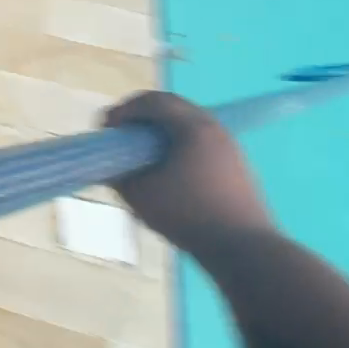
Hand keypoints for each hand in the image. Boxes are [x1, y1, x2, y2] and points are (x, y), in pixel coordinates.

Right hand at [104, 91, 274, 250]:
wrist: (241, 246)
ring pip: (187, 121)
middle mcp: (214, 127)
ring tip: (139, 150)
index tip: (106, 129)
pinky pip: (198, 137)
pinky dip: (175, 140)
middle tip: (119, 133)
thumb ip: (118, 174)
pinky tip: (164, 165)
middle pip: (172, 105)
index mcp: (192, 128)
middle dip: (140, 114)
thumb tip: (111, 164)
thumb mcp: (139, 194)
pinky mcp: (233, 162)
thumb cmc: (186, 214)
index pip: (152, 101)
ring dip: (158, 128)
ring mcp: (228, 144)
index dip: (123, 110)